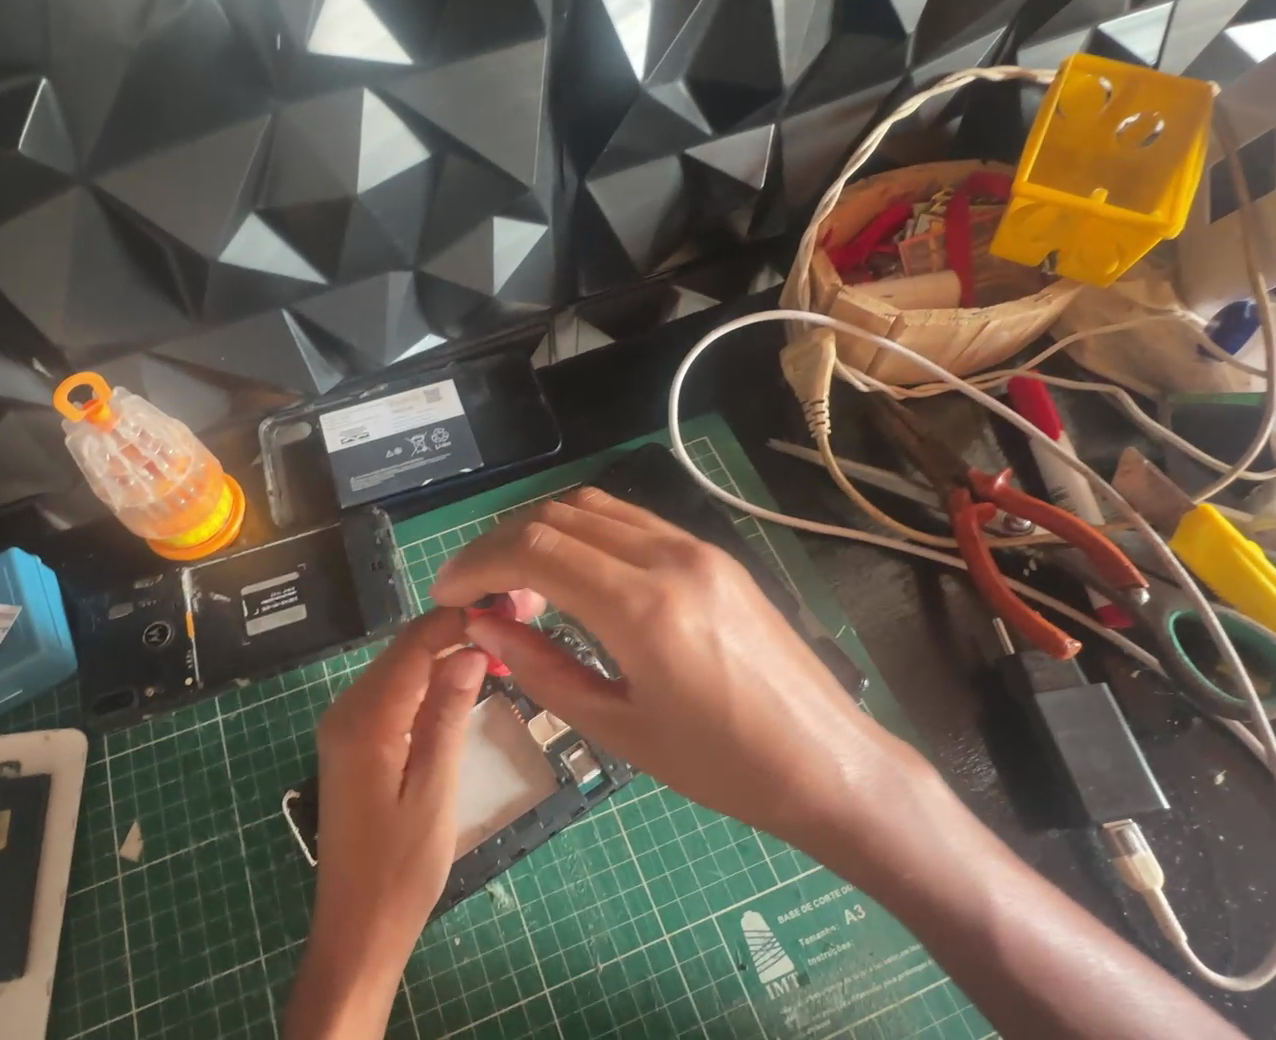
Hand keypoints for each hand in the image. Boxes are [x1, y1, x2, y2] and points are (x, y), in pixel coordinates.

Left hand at [284, 602, 532, 1038]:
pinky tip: (461, 688)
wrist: (356, 930)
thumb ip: (447, 715)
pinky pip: (392, 696)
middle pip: (403, 651)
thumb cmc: (401, 869)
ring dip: (443, 657)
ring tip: (498, 654)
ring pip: (399, 670)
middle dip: (454, 633)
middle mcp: (346, 712)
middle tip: (511, 628)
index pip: (414, 645)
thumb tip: (470, 651)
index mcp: (364, 720)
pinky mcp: (352, 745)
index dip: (459, 619)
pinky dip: (427, 684)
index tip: (506, 607)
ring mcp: (345, 728)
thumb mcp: (436, 790)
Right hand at [430, 487, 934, 863]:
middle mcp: (669, 558)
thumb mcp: (620, 731)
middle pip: (557, 517)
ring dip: (541, 534)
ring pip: (594, 509)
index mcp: (642, 607)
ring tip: (517, 586)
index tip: (446, 592)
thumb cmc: (723, 767)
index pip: (534, 550)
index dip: (476, 563)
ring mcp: (697, 549)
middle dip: (500, 545)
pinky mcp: (713, 555)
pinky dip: (584, 536)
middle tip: (474, 591)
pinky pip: (631, 523)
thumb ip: (543, 671)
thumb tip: (483, 628)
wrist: (828, 763)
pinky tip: (573, 579)